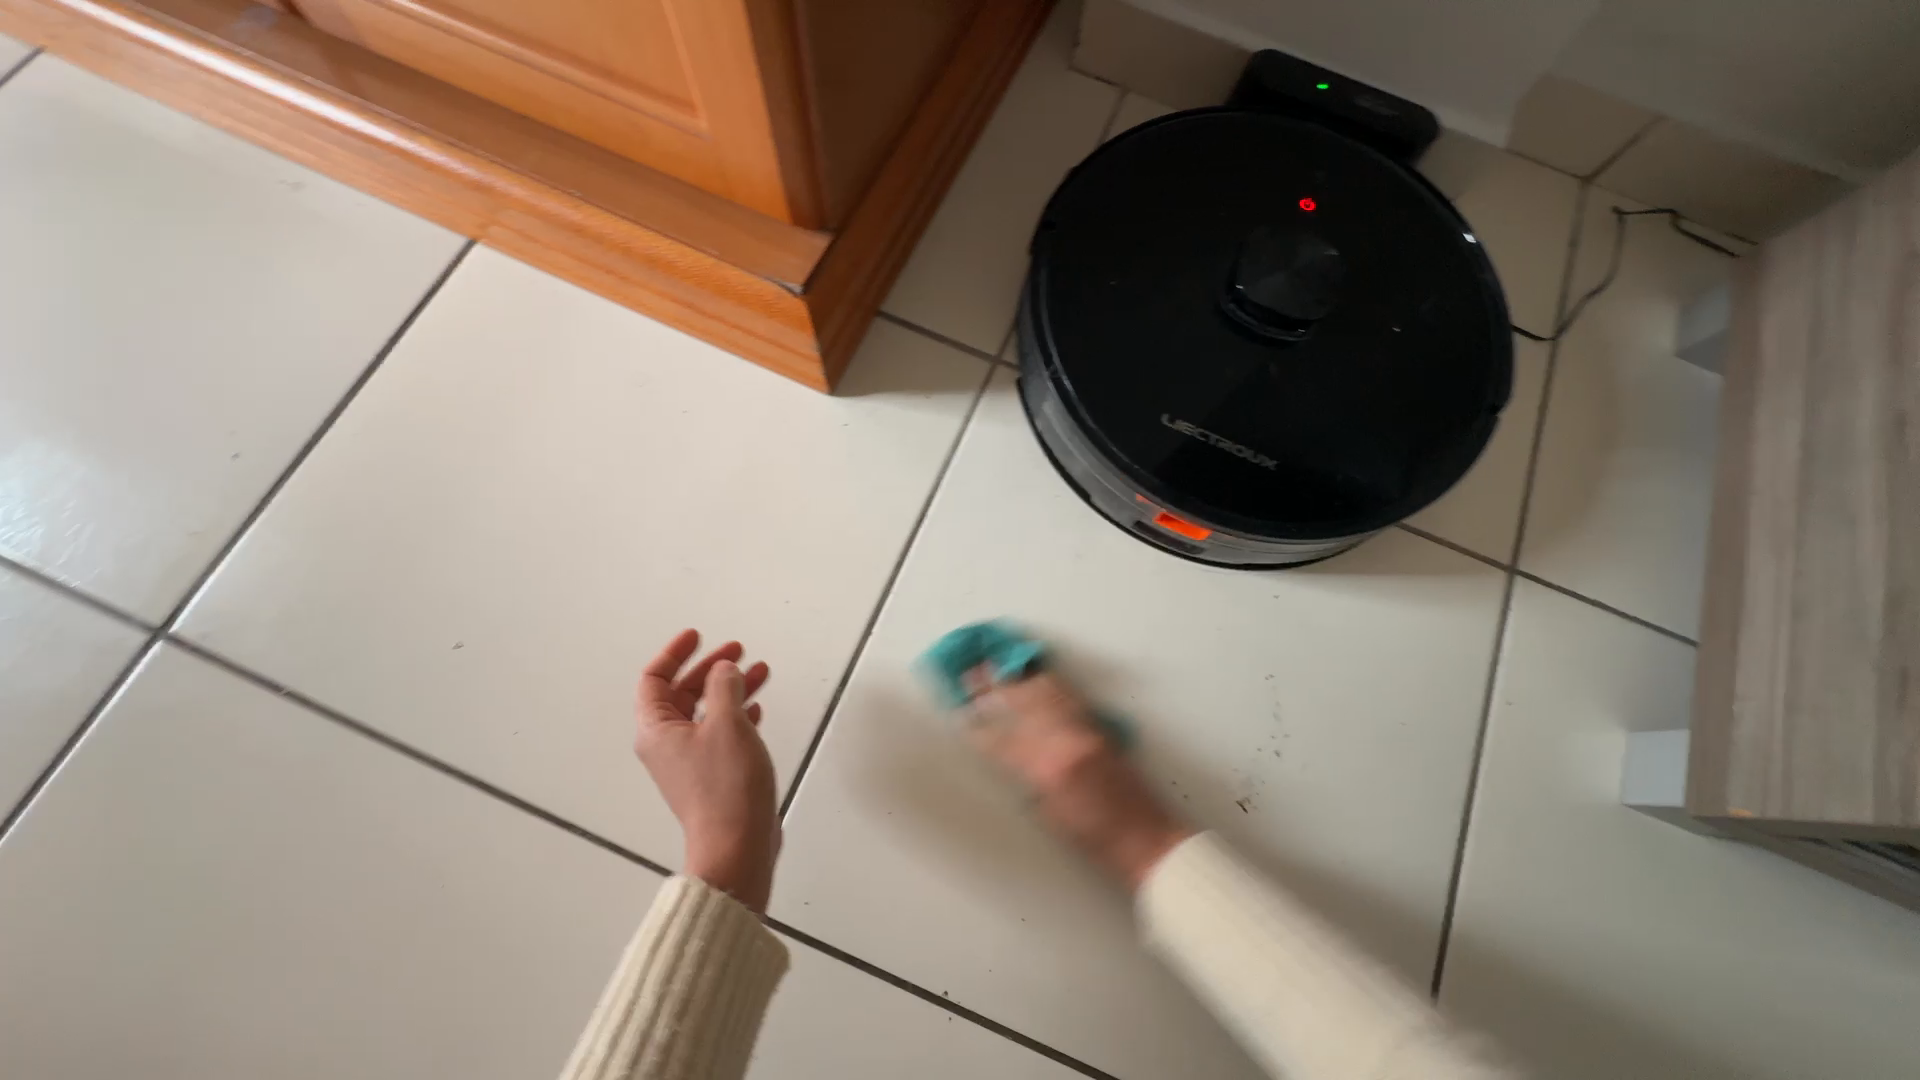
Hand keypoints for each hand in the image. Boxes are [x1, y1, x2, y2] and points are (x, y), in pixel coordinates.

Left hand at [635, 629, 777, 912]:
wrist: (737, 846)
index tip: (698, 635)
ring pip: (707, 711)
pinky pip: (721, 732)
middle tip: (738, 650)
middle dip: (710, 668)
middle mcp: (667, 743)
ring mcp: (690, 762)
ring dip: (731, 689)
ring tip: (761, 671)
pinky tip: (758, 708)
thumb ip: (725, 687)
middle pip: (682, 692)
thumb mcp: (727, 723)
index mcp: (657, 729)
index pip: (654, 679)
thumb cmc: (726, 783)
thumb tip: (724, 670)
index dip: (674, 653)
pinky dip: (738, 714)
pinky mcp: (713, 776)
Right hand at [966, 670, 1192, 891]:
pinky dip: (1053, 685)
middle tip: (974, 672)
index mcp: (1047, 769)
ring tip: (1002, 665)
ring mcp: (1086, 731)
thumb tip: (1014, 758)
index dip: (980, 727)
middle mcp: (1066, 742)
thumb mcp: (1049, 814)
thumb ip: (1028, 780)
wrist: (1146, 840)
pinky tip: (1042, 677)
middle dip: (995, 687)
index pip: (1002, 739)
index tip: (963, 714)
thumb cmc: (1097, 839)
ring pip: (1048, 693)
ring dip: (1023, 678)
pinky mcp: (1102, 730)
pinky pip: (1072, 698)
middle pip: (1023, 703)